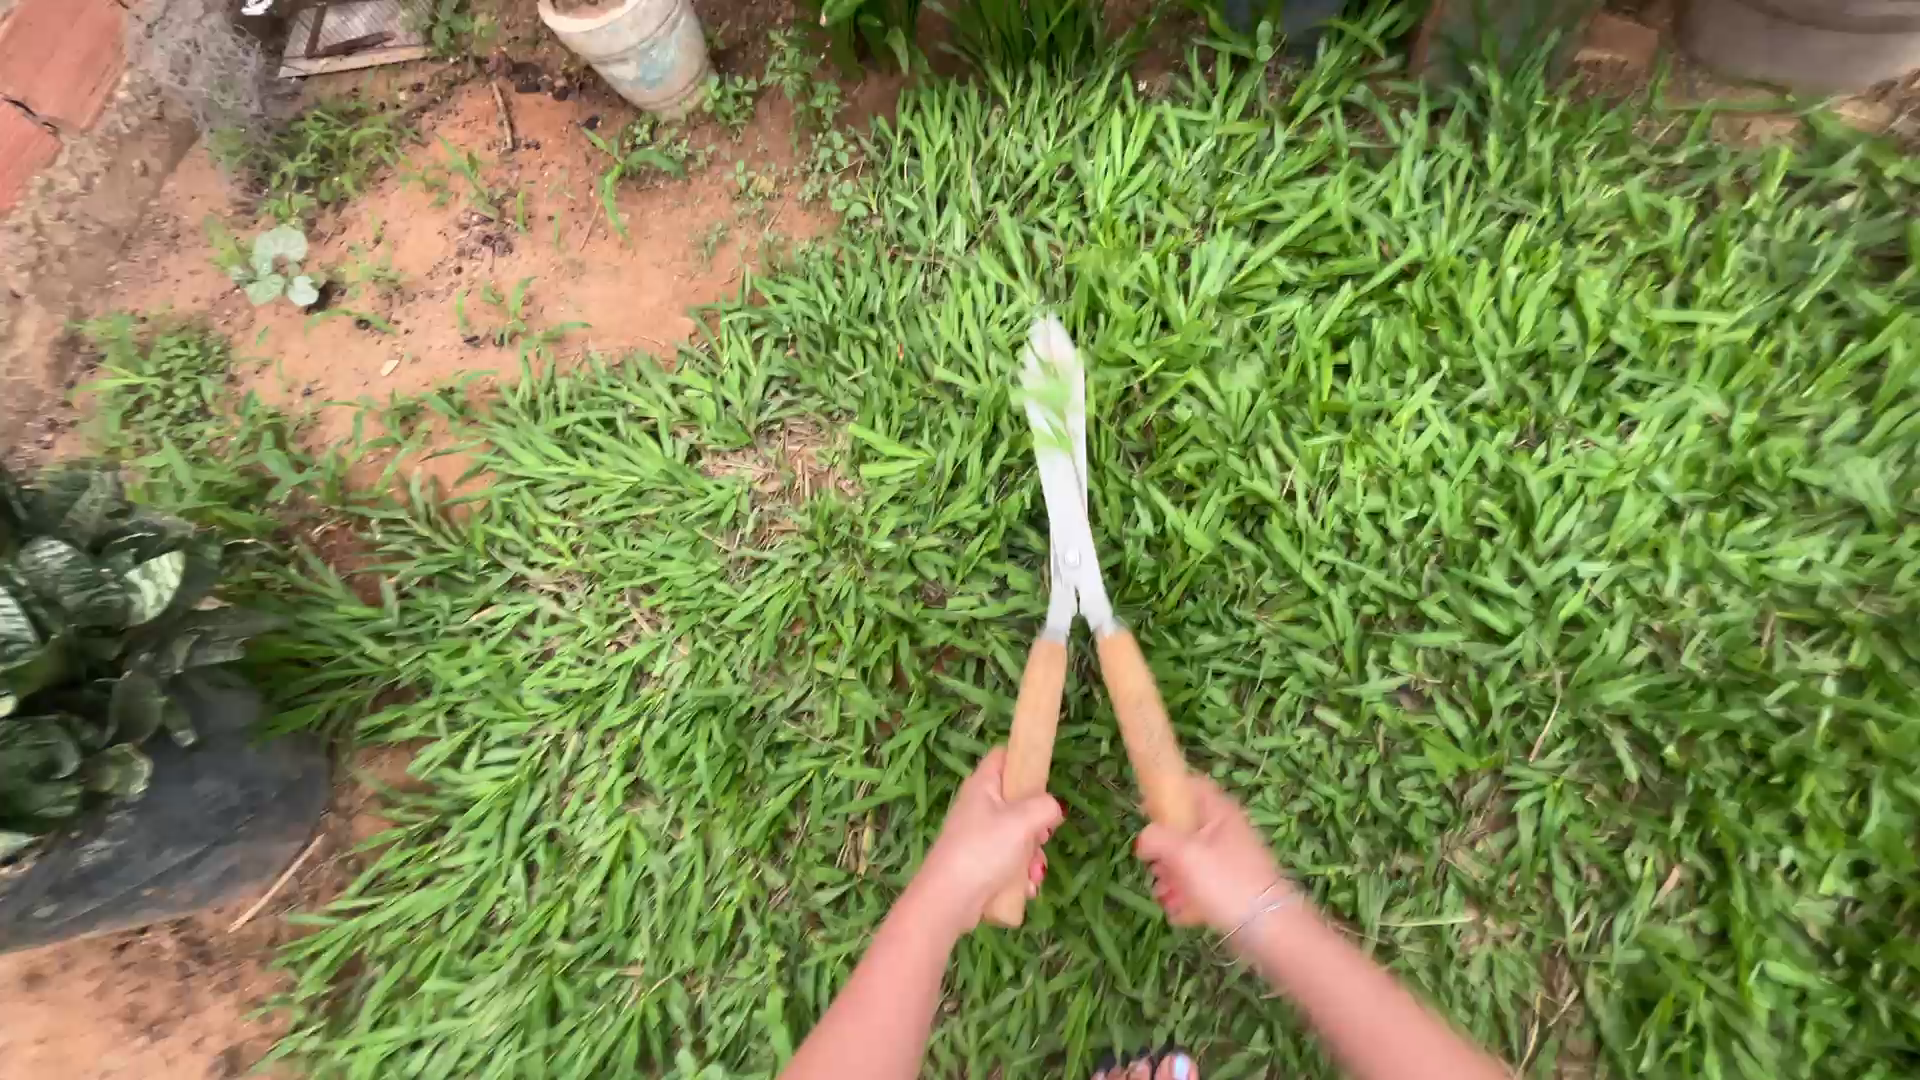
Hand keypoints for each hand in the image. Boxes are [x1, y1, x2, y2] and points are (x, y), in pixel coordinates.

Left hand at [905, 746, 1062, 936]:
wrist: (949, 899)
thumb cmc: (984, 850)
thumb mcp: (1021, 821)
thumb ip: (1045, 807)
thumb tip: (1053, 809)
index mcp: (983, 784)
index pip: (1004, 755)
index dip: (1025, 760)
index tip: (1045, 781)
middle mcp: (979, 805)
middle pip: (1018, 800)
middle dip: (1037, 823)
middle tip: (1042, 837)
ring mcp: (979, 834)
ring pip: (1018, 835)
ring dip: (1032, 855)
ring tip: (1034, 872)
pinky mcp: (980, 861)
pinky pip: (1009, 860)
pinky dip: (1020, 873)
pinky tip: (1025, 888)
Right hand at [1135, 775, 1290, 934]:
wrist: (1271, 930)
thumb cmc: (1226, 881)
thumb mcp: (1183, 854)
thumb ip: (1155, 839)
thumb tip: (1143, 842)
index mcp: (1219, 812)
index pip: (1190, 785)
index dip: (1165, 792)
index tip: (1145, 810)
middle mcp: (1226, 831)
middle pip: (1185, 826)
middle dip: (1164, 847)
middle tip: (1154, 865)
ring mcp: (1231, 860)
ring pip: (1190, 859)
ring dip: (1171, 875)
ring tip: (1163, 895)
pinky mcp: (1233, 888)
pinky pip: (1201, 884)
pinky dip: (1187, 896)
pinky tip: (1177, 912)